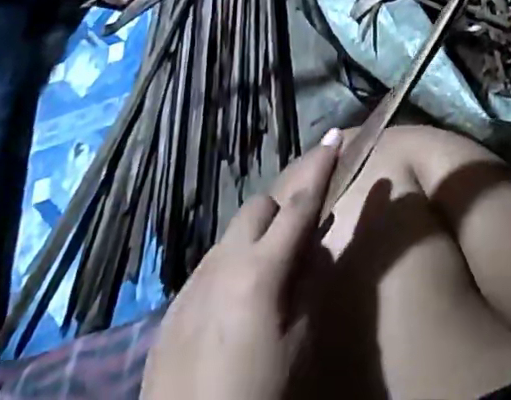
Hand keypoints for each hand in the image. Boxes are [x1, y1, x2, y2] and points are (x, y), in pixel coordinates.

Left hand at [143, 130, 341, 399]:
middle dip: (284, 205)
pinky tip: (238, 302)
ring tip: (272, 269)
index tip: (335, 137)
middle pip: (258, 207)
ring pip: (232, 235)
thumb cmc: (257, 395)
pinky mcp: (174, 306)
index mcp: (260, 269)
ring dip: (257, 237)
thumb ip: (310, 286)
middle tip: (304, 227)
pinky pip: (211, 266)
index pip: (298, 204)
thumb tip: (314, 248)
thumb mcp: (299, 347)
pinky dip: (232, 266)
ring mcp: (194, 281)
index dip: (320, 168)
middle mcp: (223, 261)